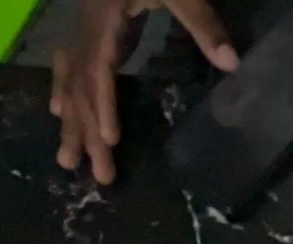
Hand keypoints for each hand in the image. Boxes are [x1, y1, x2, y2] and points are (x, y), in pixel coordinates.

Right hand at [50, 0, 238, 183]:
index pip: (98, 71)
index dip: (102, 105)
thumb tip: (231, 63)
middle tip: (92, 175)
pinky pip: (72, 65)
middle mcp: (87, 26)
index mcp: (105, 19)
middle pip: (82, 86)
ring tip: (69, 161)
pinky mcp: (96, 27)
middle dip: (86, 132)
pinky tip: (61, 113)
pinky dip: (67, 91)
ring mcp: (87, 26)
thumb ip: (203, 22)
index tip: (108, 139)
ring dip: (72, 122)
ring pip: (72, 80)